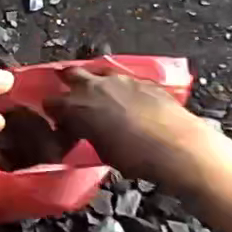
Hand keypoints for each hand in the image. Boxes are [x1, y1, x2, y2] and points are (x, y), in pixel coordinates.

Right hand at [47, 66, 231, 194]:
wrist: (180, 149)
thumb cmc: (135, 157)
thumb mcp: (101, 151)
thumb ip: (88, 134)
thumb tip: (87, 131)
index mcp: (75, 105)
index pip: (51, 102)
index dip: (53, 111)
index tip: (59, 120)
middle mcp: (93, 86)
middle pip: (70, 74)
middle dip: (69, 83)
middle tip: (74, 97)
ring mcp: (121, 80)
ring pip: (99, 73)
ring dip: (97, 83)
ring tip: (103, 97)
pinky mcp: (145, 82)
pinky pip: (126, 80)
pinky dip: (123, 89)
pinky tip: (131, 102)